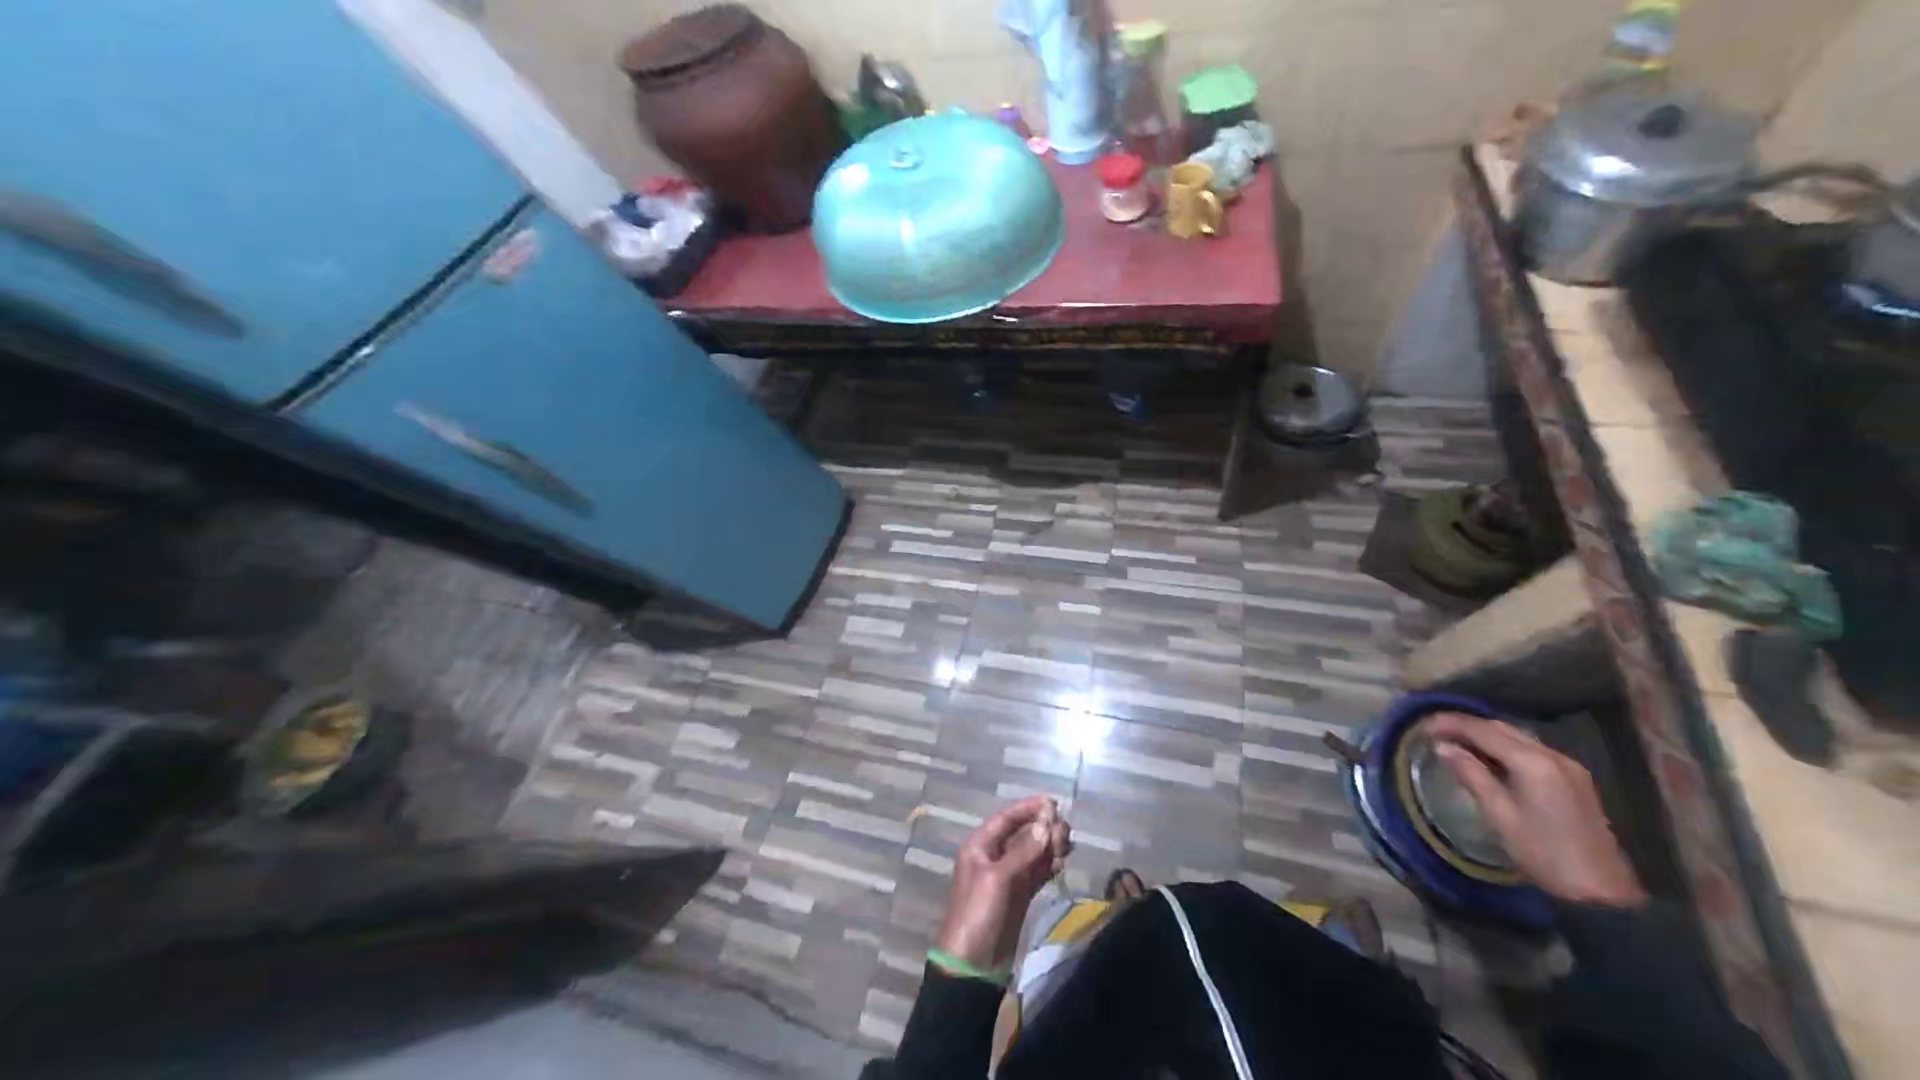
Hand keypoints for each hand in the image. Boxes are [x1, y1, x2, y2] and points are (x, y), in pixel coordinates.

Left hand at [934, 795, 1072, 972]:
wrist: (972, 964)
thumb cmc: (978, 913)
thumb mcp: (999, 879)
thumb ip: (1024, 852)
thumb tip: (1047, 823)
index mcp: (980, 846)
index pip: (1006, 818)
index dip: (1028, 808)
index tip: (1053, 802)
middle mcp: (994, 857)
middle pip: (1022, 834)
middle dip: (1043, 828)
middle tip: (1065, 830)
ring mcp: (1008, 877)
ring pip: (1032, 853)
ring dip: (1049, 846)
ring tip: (1067, 845)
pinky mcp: (1020, 896)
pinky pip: (1037, 872)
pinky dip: (1049, 865)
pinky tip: (1062, 862)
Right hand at [1426, 712, 1647, 907]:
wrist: (1601, 890)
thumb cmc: (1543, 853)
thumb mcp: (1500, 814)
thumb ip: (1471, 775)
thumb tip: (1443, 747)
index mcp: (1533, 763)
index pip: (1484, 731)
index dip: (1451, 723)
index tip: (1423, 725)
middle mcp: (1553, 755)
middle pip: (1503, 728)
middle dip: (1467, 725)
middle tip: (1435, 731)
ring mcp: (1568, 766)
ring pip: (1518, 736)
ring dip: (1486, 734)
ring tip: (1456, 741)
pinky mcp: (1574, 778)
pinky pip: (1532, 749)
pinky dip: (1505, 746)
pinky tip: (1488, 757)